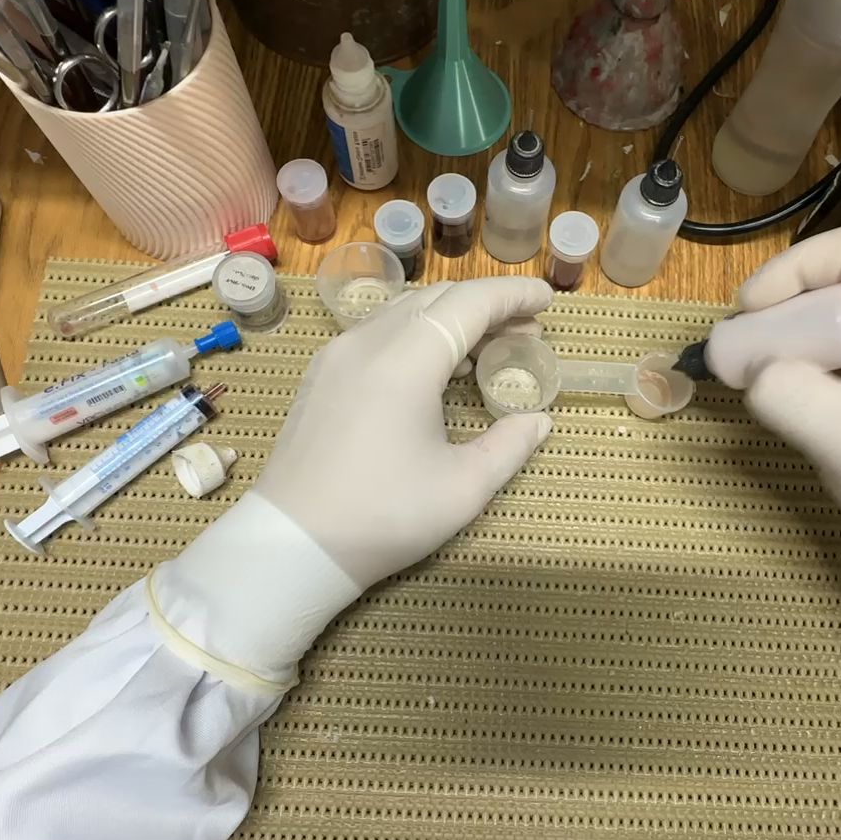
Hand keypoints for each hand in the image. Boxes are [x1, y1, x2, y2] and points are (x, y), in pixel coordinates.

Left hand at [255, 277, 555, 585]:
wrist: (294, 543)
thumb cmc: (383, 518)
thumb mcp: (462, 489)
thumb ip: (509, 446)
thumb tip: (539, 420)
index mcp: (405, 361)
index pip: (469, 303)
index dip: (513, 296)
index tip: (546, 300)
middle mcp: (367, 342)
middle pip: (437, 299)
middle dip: (487, 307)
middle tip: (526, 332)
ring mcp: (337, 355)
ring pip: (405, 311)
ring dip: (451, 320)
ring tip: (487, 349)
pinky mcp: (321, 374)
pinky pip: (378, 333)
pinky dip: (417, 335)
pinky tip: (435, 368)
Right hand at [736, 224, 840, 577]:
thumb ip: (790, 394)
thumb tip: (750, 370)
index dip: (791, 270)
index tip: (745, 314)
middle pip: (840, 281)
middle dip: (782, 312)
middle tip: (740, 355)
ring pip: (833, 317)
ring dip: (787, 342)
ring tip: (754, 377)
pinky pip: (837, 351)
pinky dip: (801, 366)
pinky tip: (783, 394)